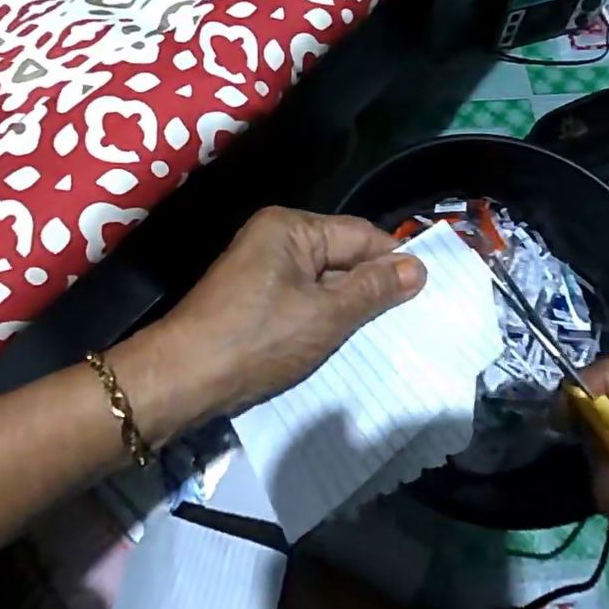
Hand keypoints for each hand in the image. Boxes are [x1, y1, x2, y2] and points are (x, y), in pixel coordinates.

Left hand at [144, 207, 425, 418]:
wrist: (182, 381)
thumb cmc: (258, 339)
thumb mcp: (326, 315)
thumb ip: (374, 289)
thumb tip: (418, 269)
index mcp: (292, 228)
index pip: (360, 235)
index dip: (394, 259)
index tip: (426, 287)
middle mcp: (278, 238)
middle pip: (343, 254)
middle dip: (374, 284)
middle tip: (411, 312)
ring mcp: (265, 268)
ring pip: (327, 279)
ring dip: (353, 302)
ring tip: (388, 326)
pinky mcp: (258, 296)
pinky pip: (307, 296)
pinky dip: (328, 314)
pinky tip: (349, 334)